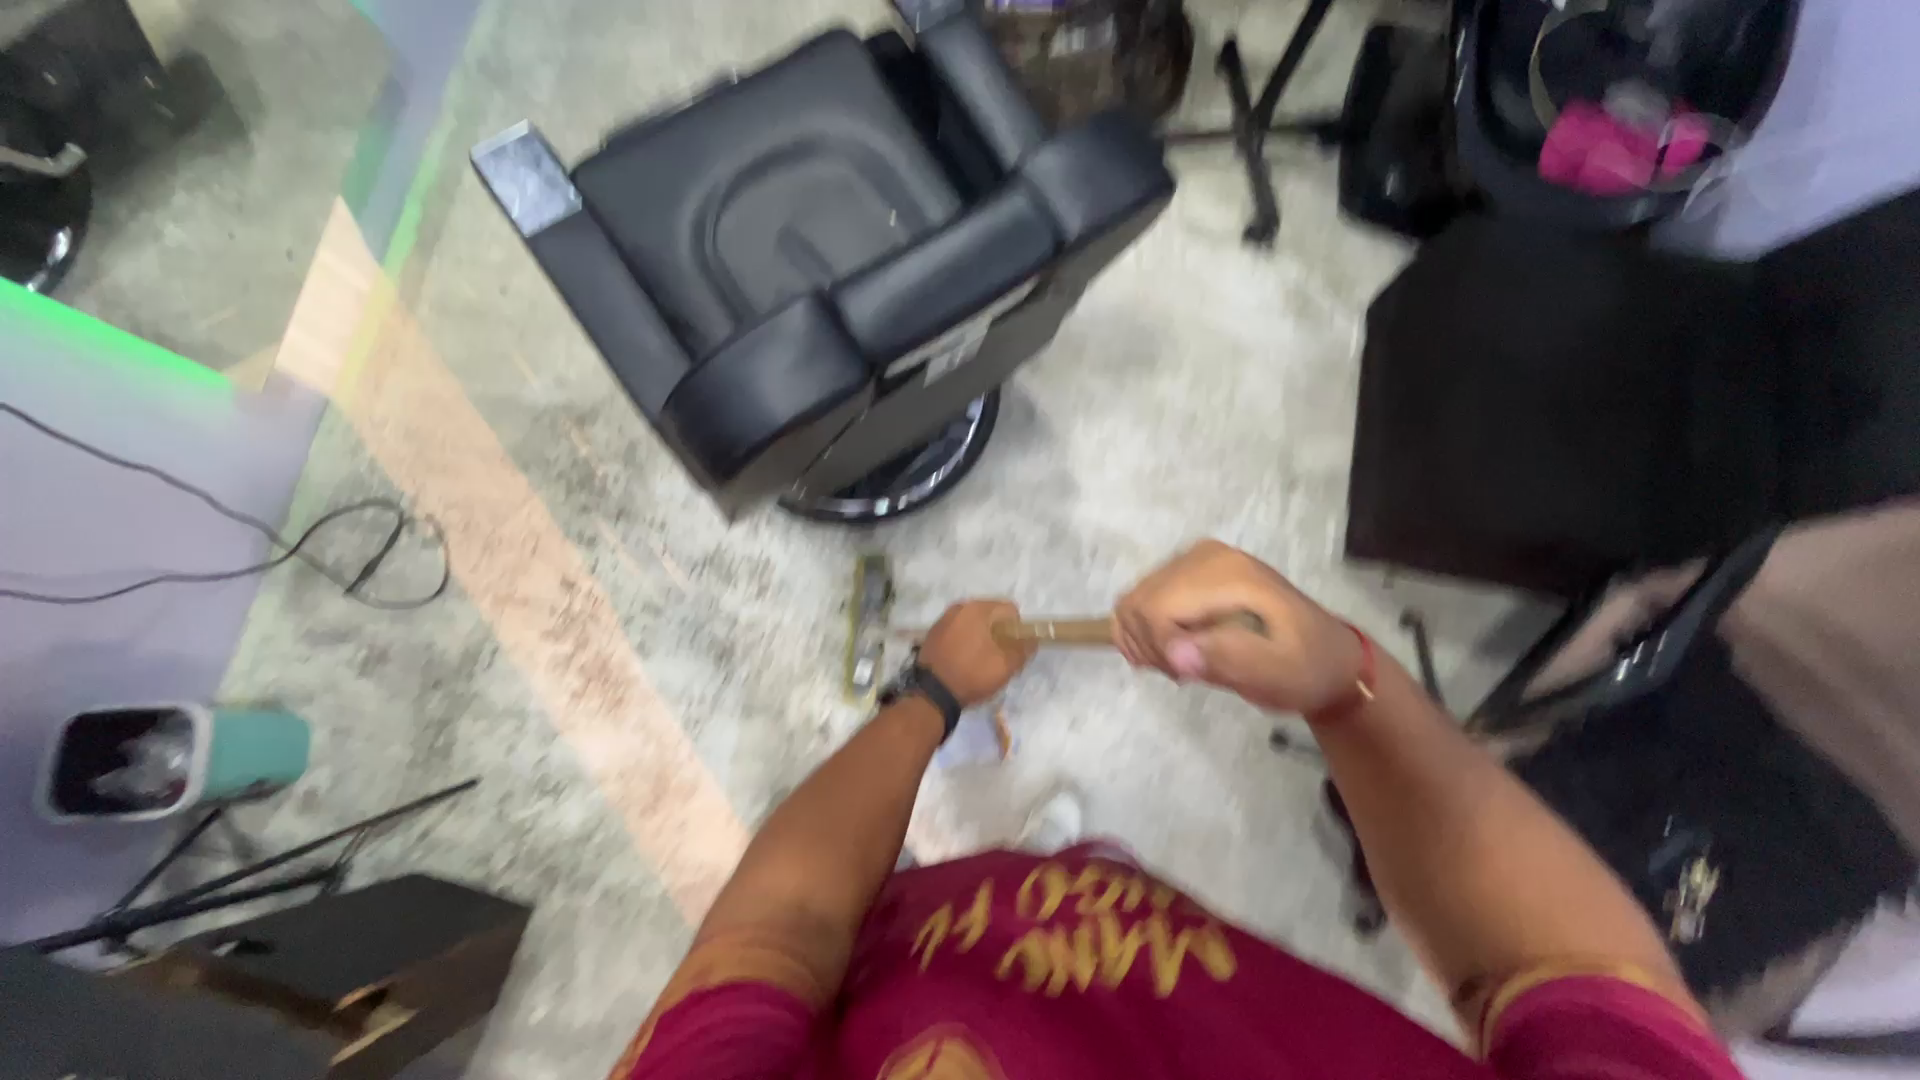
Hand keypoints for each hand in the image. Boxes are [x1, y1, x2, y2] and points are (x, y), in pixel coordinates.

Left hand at [918, 600, 1037, 707]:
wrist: (931, 694)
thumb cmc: (971, 675)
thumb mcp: (1005, 666)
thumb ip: (1023, 649)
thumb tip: (1032, 639)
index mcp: (977, 609)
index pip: (1009, 609)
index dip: (1017, 628)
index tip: (1013, 648)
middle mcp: (959, 607)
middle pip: (990, 614)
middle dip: (998, 631)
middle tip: (998, 656)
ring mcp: (943, 619)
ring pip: (973, 622)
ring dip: (981, 636)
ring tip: (980, 660)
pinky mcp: (933, 632)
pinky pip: (957, 630)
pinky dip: (964, 640)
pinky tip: (963, 659)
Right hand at [1115, 540, 1363, 714]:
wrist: (1326, 654)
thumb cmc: (1305, 668)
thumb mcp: (1279, 674)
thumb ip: (1229, 659)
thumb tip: (1177, 653)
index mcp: (1227, 573)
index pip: (1156, 606)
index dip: (1159, 648)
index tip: (1185, 675)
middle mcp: (1202, 556)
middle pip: (1137, 604)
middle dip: (1151, 648)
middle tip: (1184, 673)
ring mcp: (1191, 561)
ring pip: (1131, 604)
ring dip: (1146, 643)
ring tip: (1183, 664)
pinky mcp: (1185, 573)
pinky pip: (1139, 601)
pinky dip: (1143, 633)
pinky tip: (1173, 651)